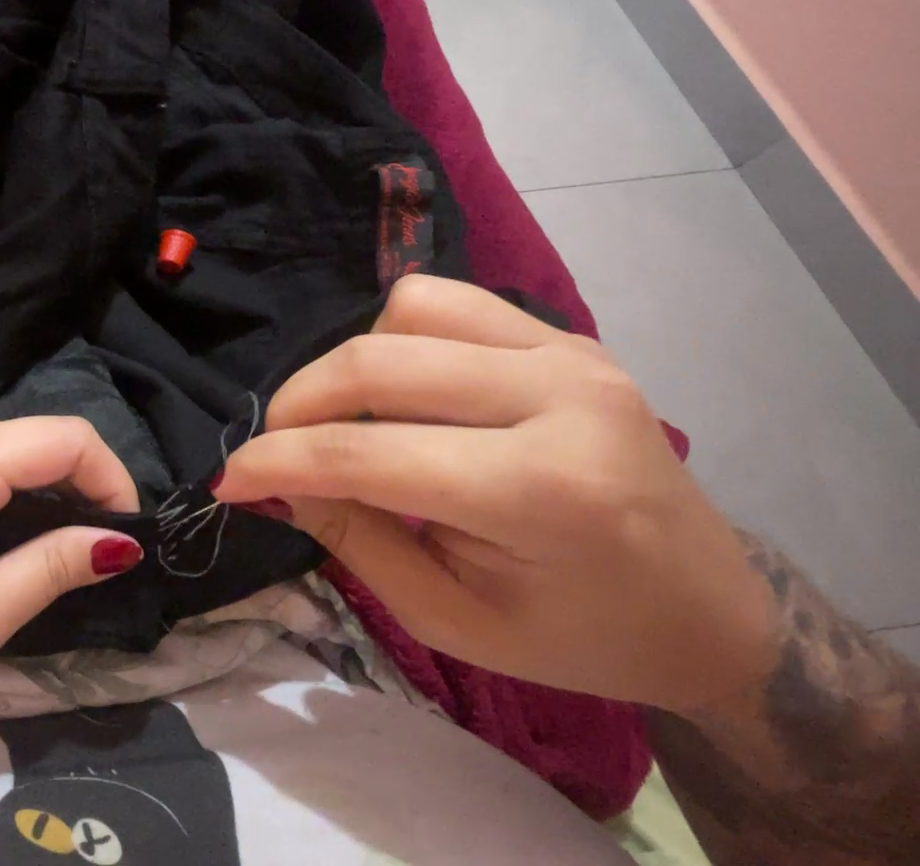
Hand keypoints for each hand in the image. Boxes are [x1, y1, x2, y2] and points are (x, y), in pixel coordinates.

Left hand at [0, 412, 143, 722]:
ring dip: (42, 491)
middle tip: (92, 558)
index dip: (113, 479)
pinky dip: (3, 489)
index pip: (64, 437)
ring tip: (49, 557)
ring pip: (5, 447)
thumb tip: (118, 541)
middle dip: (80, 488)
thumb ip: (45, 571)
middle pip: (35, 438)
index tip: (125, 538)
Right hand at [214, 275, 776, 711]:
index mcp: (541, 491)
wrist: (712, 610)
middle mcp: (559, 397)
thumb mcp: (449, 619)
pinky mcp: (567, 337)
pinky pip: (446, 302)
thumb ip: (353, 539)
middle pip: (372, 364)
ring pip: (404, 312)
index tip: (226, 484)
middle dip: (294, 408)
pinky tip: (400, 391)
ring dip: (348, 367)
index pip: (363, 454)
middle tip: (274, 454)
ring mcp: (570, 353)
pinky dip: (395, 338)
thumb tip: (273, 482)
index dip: (273, 464)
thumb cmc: (578, 636)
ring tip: (348, 421)